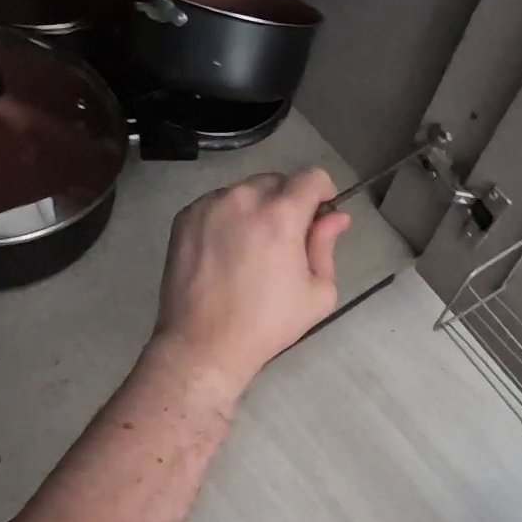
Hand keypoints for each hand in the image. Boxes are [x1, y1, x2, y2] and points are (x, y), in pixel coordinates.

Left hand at [151, 170, 350, 389]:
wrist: (203, 344)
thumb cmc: (267, 323)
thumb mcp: (317, 292)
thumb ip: (327, 246)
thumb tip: (336, 218)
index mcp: (281, 215)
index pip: (312, 177)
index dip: (323, 193)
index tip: (320, 214)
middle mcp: (243, 199)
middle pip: (277, 181)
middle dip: (288, 202)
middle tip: (286, 240)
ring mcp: (209, 206)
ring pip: (244, 191)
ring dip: (256, 209)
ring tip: (252, 248)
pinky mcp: (185, 217)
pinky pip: (217, 204)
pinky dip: (228, 217)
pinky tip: (226, 252)